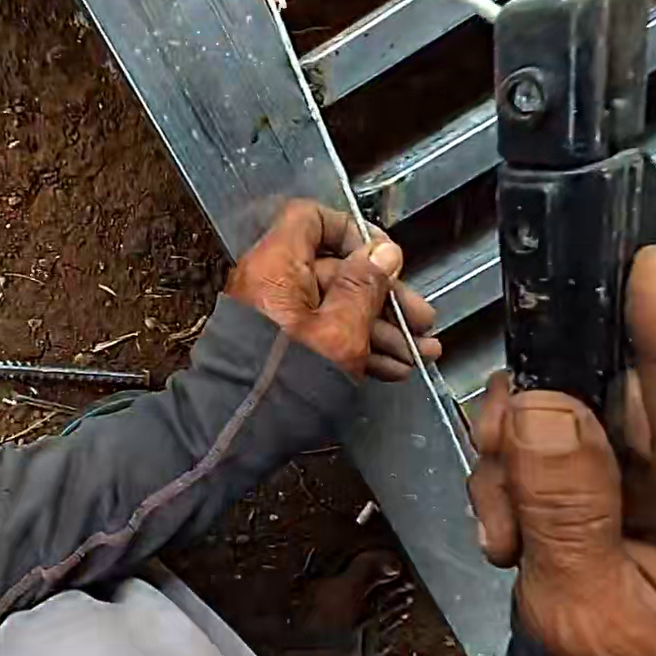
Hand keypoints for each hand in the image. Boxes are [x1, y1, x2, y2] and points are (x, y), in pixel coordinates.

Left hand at [226, 200, 440, 381]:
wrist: (237, 435)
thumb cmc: (282, 385)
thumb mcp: (340, 332)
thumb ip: (365, 288)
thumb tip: (383, 252)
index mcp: (276, 266)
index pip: (310, 219)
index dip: (351, 230)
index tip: (384, 256)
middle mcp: (271, 283)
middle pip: (334, 269)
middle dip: (383, 296)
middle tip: (418, 318)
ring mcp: (274, 315)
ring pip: (333, 305)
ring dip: (377, 327)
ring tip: (417, 351)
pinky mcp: (278, 344)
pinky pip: (320, 331)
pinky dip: (353, 344)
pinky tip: (390, 366)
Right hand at [466, 246, 655, 655]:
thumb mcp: (582, 619)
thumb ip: (563, 510)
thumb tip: (538, 406)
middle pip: (634, 409)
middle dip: (552, 410)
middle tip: (496, 443)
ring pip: (586, 414)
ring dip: (521, 449)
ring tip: (502, 519)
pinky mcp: (638, 480)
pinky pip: (567, 437)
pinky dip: (519, 466)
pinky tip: (508, 518)